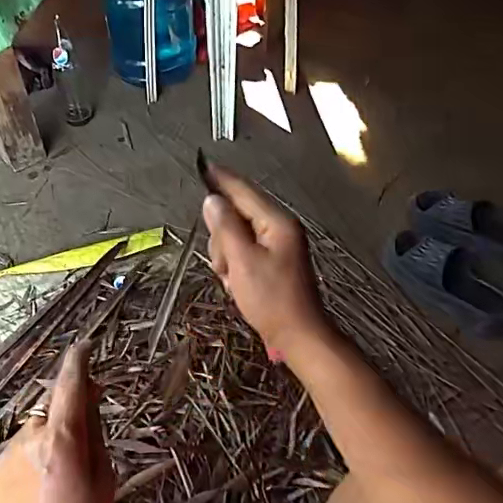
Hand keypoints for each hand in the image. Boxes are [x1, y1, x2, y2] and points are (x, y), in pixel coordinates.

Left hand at [0, 342, 114, 502]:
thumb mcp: (104, 478)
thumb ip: (93, 430)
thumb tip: (88, 395)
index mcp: (60, 440)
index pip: (69, 385)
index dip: (77, 362)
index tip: (83, 347)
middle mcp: (28, 439)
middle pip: (52, 410)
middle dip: (67, 416)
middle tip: (83, 445)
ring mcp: (6, 456)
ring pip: (35, 431)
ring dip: (49, 439)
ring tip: (60, 479)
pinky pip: (19, 450)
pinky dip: (33, 456)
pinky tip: (40, 489)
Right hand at [200, 164, 331, 354]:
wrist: (298, 336)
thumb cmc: (272, 300)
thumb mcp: (242, 261)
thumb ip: (225, 227)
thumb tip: (212, 200)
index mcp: (277, 222)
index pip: (244, 191)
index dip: (222, 180)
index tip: (204, 166)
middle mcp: (280, 228)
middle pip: (237, 215)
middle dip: (222, 238)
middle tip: (224, 265)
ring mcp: (278, 246)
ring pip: (237, 236)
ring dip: (227, 256)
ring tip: (233, 280)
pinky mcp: (273, 262)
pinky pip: (244, 253)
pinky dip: (236, 267)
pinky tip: (238, 286)